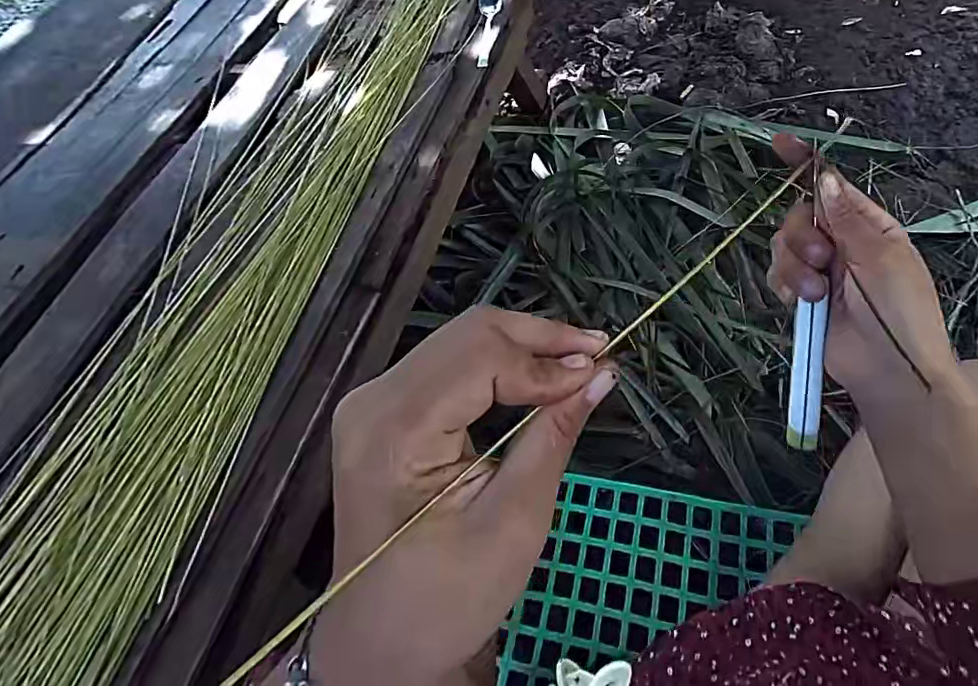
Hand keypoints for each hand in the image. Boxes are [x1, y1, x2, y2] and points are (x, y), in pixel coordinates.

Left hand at [312, 308, 616, 684]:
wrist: (380, 644)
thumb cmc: (447, 598)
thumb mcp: (515, 519)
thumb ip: (555, 433)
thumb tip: (603, 374)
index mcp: (394, 431)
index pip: (481, 359)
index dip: (546, 360)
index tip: (598, 370)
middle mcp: (374, 399)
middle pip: (471, 333)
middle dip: (541, 338)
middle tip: (598, 351)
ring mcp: (375, 398)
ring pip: (465, 338)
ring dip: (526, 343)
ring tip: (578, 357)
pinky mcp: (387, 404)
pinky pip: (454, 359)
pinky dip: (503, 358)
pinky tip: (539, 369)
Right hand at [766, 134, 958, 396]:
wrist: (891, 371)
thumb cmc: (902, 311)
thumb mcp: (882, 257)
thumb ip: (847, 218)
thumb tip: (824, 177)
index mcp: (868, 226)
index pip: (832, 186)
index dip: (806, 164)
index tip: (780, 143)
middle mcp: (841, 242)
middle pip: (800, 215)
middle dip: (803, 235)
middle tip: (822, 258)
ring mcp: (820, 269)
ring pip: (784, 245)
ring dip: (796, 265)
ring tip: (816, 292)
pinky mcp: (802, 296)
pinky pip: (778, 275)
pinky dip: (787, 284)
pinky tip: (804, 302)